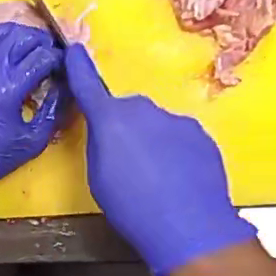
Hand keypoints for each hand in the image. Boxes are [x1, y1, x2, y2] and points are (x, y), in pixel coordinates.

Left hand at [0, 22, 64, 203]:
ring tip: (31, 52)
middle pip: (25, 36)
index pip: (42, 55)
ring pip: (3, 32)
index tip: (64, 68)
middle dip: (44, 43)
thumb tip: (66, 84)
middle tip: (51, 58)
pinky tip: (9, 56)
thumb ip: (55, 108)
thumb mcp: (35, 139)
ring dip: (22, 37)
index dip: (59, 58)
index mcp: (9, 88)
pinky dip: (1, 41)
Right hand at [65, 45, 255, 275]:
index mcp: (111, 121)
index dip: (79, 70)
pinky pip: (178, 138)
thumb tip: (109, 133)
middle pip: (128, 111)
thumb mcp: (99, 178)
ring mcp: (177, 121)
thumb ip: (100, 146)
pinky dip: (173, 153)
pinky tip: (174, 181)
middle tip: (121, 163)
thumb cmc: (131, 207)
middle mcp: (145, 111)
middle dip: (123, 129)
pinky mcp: (201, 136)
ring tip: (151, 179)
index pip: (90, 89)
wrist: (188, 224)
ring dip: (150, 143)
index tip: (74, 51)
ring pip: (155, 125)